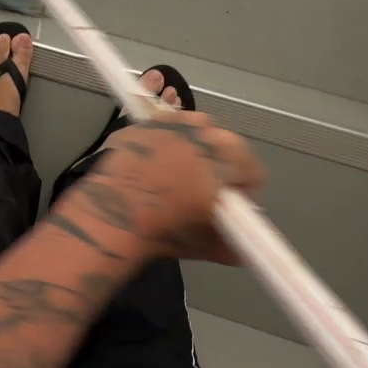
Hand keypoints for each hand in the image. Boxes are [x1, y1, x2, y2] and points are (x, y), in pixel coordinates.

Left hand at [74, 110, 265, 263]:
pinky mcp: (145, 121)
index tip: (236, 199)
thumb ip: (235, 244)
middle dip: (226, 163)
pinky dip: (170, 136)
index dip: (247, 185)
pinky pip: (167, 122)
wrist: (114, 212)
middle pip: (228, 143)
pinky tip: (160, 156)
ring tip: (185, 167)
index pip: (253, 167)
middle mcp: (202, 134)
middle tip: (211, 185)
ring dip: (200, 143)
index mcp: (225, 162)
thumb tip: (244, 245)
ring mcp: (171, 123)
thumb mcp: (208, 247)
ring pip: (199, 126)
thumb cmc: (164, 229)